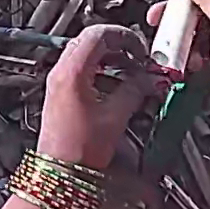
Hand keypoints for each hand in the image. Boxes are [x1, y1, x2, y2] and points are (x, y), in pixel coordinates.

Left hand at [36, 25, 158, 169]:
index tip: (141, 49)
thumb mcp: (115, 117)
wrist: (59, 173)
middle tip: (140, 59)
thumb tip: (150, 79)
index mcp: (72, 72)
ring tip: (133, 74)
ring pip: (86, 55)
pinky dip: (101, 72)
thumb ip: (135, 91)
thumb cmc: (78, 150)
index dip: (125, 37)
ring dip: (111, 60)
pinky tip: (117, 88)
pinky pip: (82, 71)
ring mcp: (58, 82)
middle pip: (91, 41)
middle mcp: (61, 72)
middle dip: (119, 47)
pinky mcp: (61, 93)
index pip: (98, 34)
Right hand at [143, 0, 209, 118]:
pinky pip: (186, 67)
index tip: (164, 8)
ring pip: (186, 45)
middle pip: (191, 23)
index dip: (181, 3)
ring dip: (176, 48)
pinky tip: (180, 69)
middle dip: (174, 27)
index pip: (203, 1)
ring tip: (174, 54)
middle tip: (163, 32)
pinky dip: (179, 66)